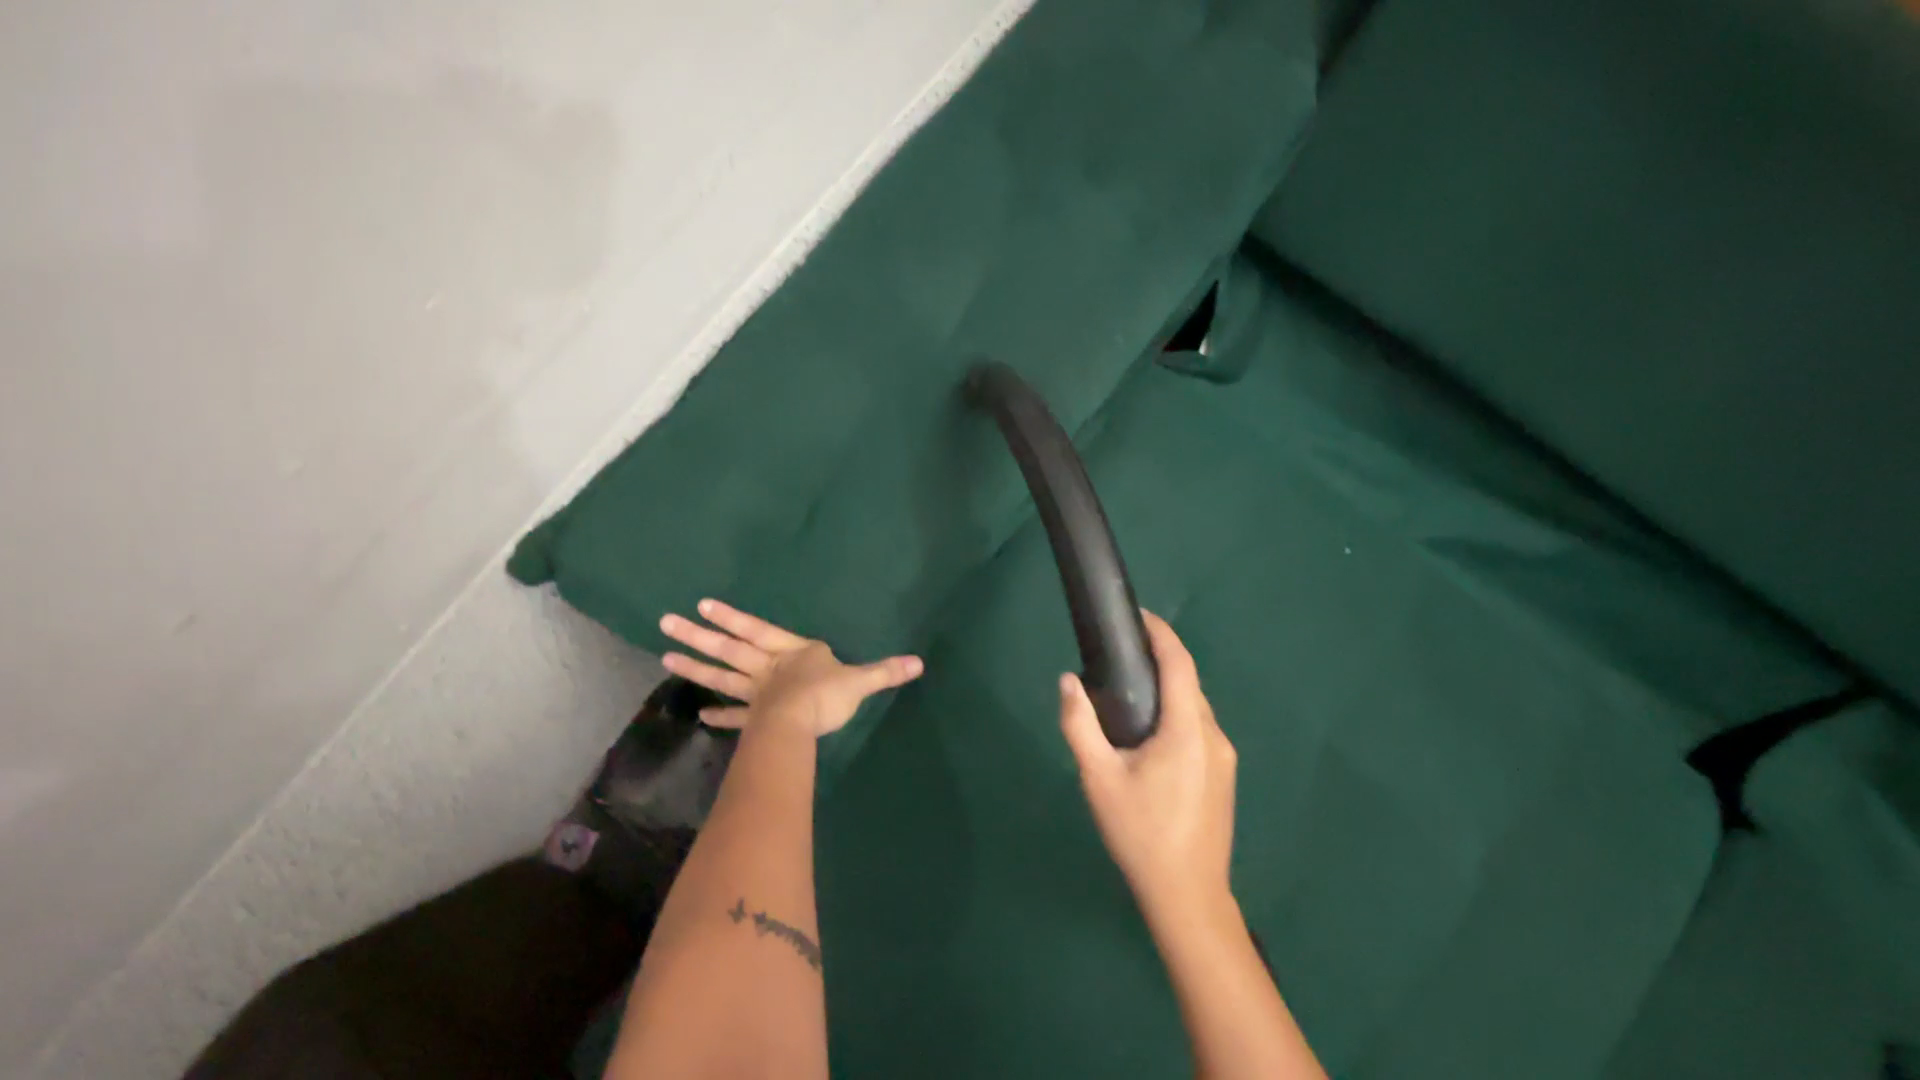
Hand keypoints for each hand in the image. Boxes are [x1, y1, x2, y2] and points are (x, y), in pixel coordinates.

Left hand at [659, 599, 923, 737]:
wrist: (801, 726)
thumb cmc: (826, 696)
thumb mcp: (860, 681)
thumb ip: (885, 671)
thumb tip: (919, 662)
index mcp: (792, 651)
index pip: (758, 629)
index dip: (732, 617)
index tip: (703, 605)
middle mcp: (768, 667)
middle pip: (729, 649)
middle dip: (698, 635)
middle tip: (666, 622)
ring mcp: (757, 693)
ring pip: (721, 677)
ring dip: (695, 668)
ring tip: (666, 658)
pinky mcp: (755, 719)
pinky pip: (735, 716)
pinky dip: (719, 715)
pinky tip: (701, 714)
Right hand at [1059, 611, 1236, 911]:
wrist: (1187, 894)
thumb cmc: (1140, 833)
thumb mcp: (1098, 779)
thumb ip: (1079, 725)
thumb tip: (1067, 682)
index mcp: (1187, 730)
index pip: (1180, 664)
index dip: (1162, 633)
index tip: (1138, 615)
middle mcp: (1213, 736)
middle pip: (1190, 684)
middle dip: (1161, 661)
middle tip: (1121, 654)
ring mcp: (1224, 758)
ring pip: (1196, 708)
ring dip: (1169, 691)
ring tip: (1130, 691)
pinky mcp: (1224, 777)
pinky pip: (1200, 730)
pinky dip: (1177, 716)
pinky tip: (1149, 735)